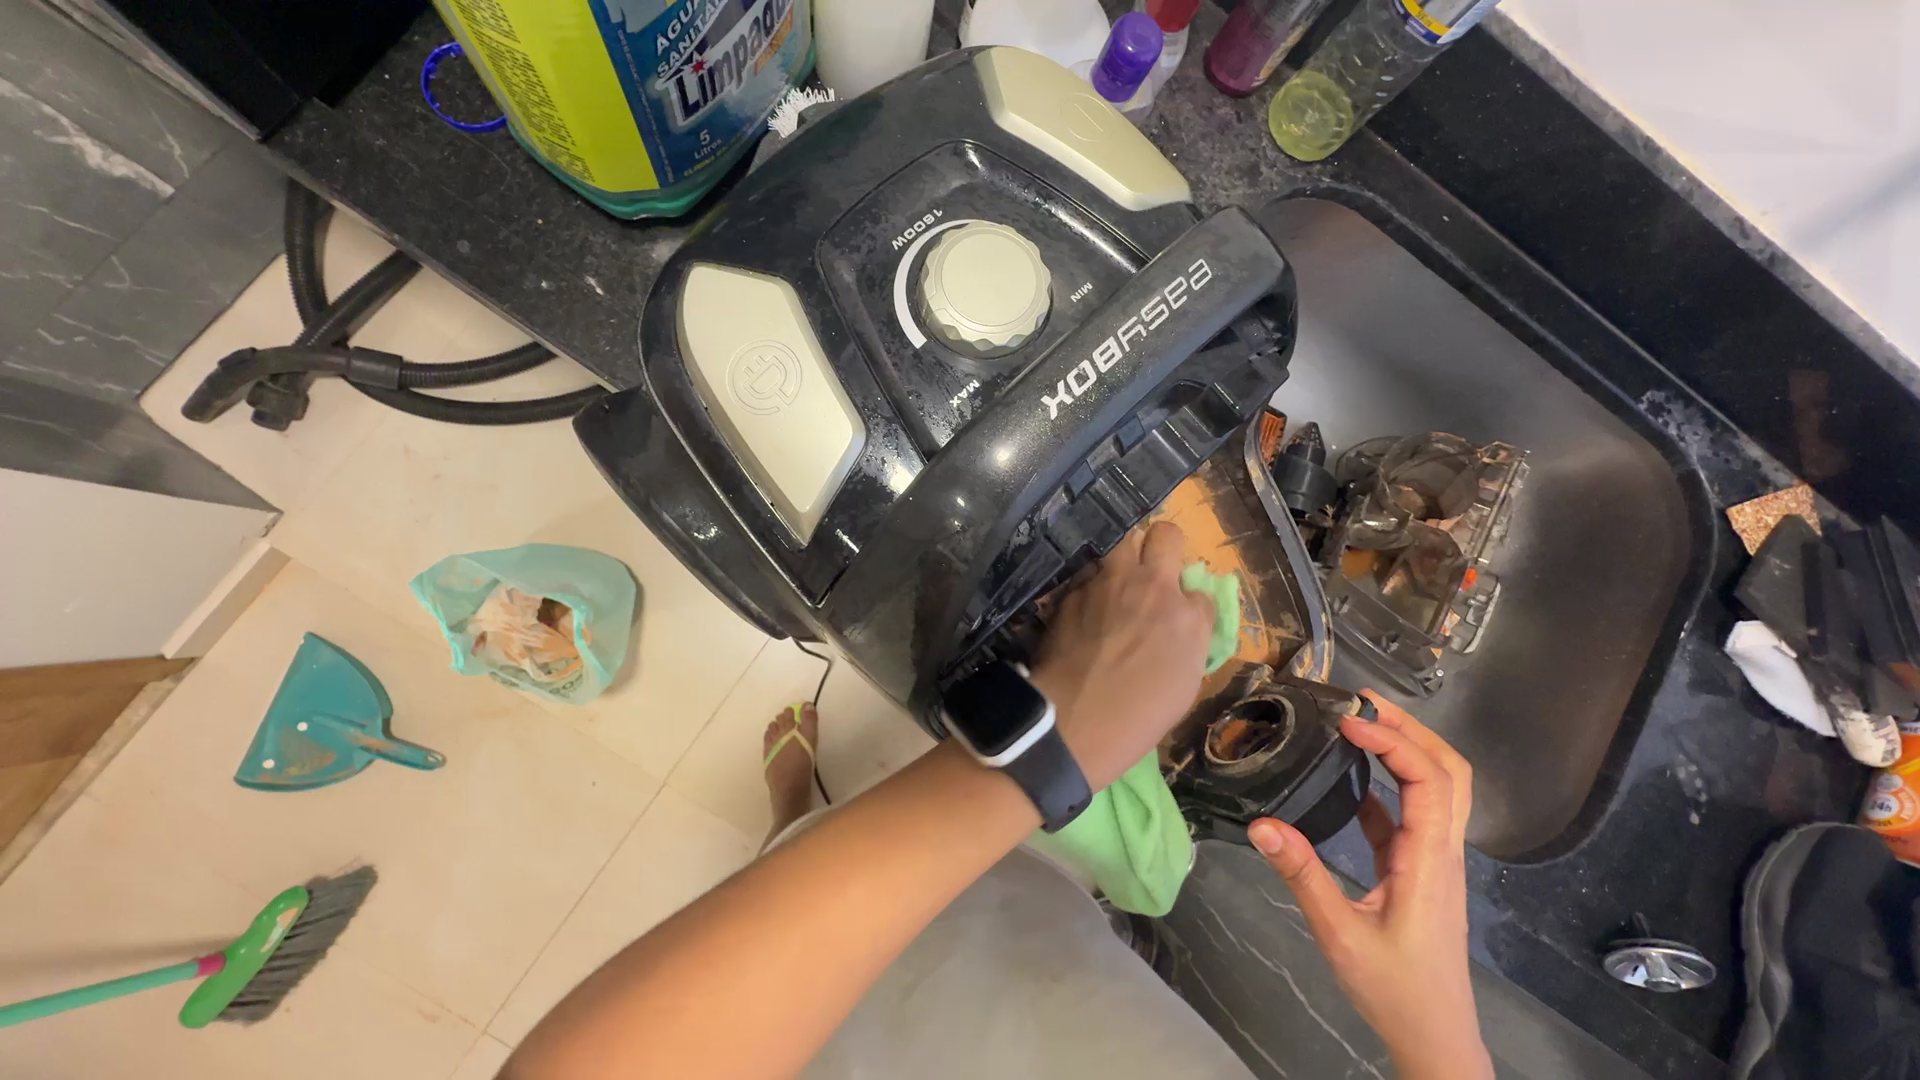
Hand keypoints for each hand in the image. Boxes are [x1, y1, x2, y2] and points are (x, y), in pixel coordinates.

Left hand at [1028, 521, 1215, 789]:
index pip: (1200, 588)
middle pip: (1163, 535)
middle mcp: (1149, 586)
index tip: (1179, 613)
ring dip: (1122, 559)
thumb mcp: (1185, 681)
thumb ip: (1189, 637)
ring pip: (1120, 544)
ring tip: (1115, 586)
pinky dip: (1091, 584)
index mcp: (1186, 613)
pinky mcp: (1072, 591)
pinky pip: (1087, 573)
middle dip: (1161, 547)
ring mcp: (1106, 583)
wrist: (1078, 717)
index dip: (1189, 599)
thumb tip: (1185, 615)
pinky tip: (1084, 609)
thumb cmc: (1141, 714)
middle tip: (1152, 573)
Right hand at [1247, 693, 1491, 1079]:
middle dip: (1412, 729)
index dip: (1392, 741)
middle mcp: (1440, 850)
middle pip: (1449, 772)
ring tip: (1360, 725)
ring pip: (1438, 789)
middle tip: (1364, 702)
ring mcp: (1433, 860)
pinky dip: (1389, 784)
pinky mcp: (1419, 871)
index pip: (1428, 779)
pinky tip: (1352, 780)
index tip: (1347, 721)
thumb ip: (1302, 876)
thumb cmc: (1394, 989)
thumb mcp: (1340, 933)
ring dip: (1407, 750)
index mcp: (1429, 858)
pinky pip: (1411, 814)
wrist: (1435, 1039)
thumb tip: (1261, 824)